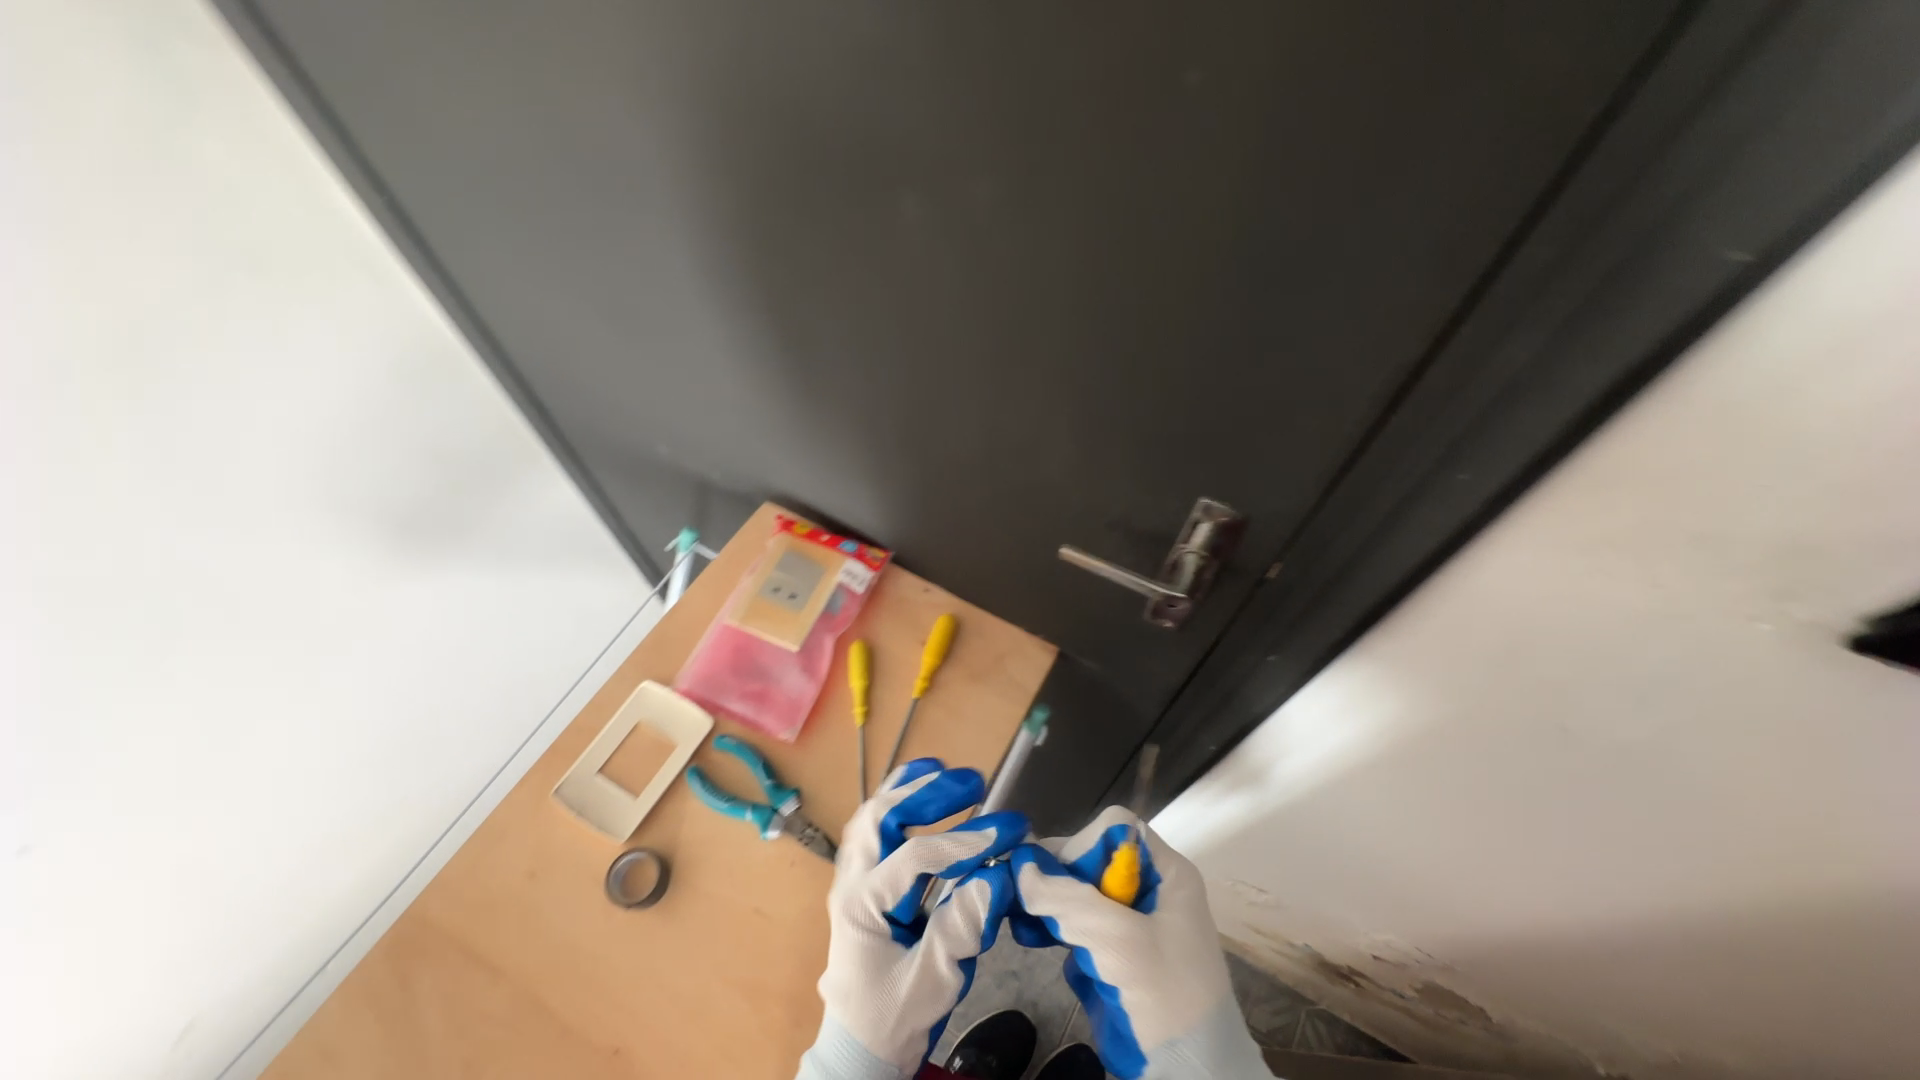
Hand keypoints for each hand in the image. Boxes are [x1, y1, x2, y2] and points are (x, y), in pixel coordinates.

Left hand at [797, 760, 1028, 1079]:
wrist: (861, 1044)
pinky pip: (875, 830)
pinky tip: (920, 787)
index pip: (915, 860)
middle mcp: (850, 882)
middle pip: (880, 819)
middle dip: (927, 795)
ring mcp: (852, 878)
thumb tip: (999, 875)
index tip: (1007, 832)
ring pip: (872, 817)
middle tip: (972, 783)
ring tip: (942, 770)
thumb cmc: (894, 1016)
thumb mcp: (934, 981)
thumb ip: (963, 927)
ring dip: (907, 789)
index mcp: (861, 907)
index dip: (963, 843)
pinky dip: (897, 802)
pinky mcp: (865, 881)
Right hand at [1009, 807, 1271, 1079]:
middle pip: (1090, 860)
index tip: (1059, 881)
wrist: (1188, 1073)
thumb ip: (1069, 900)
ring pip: (1078, 892)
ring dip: (1049, 904)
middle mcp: (1147, 890)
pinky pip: (1075, 925)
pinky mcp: (1112, 954)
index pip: (1115, 831)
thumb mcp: (1119, 942)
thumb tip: (1020, 866)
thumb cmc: (1165, 996)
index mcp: (1166, 874)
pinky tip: (1031, 938)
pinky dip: (1052, 929)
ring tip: (1022, 922)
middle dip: (1058, 878)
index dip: (1082, 846)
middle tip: (1024, 900)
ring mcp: (1129, 923)